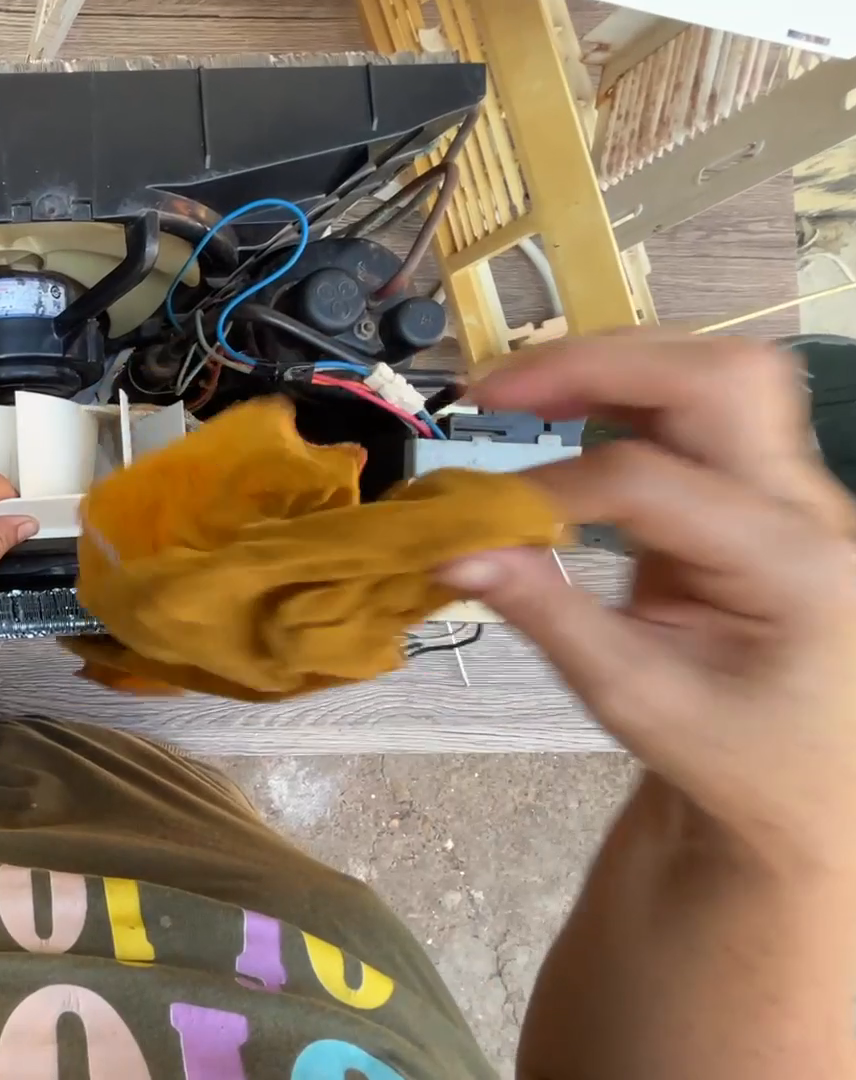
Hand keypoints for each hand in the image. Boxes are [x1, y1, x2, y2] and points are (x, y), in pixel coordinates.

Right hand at [438, 334, 855, 878]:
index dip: (541, 488)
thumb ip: (542, 613)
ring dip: (606, 365)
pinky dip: (617, 391)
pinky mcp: (757, 490)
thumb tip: (448, 552)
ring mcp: (791, 489)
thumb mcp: (630, 693)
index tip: (467, 524)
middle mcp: (809, 505)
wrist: (822, 774)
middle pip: (720, 380)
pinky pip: (695, 409)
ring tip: (510, 391)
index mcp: (793, 565)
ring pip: (715, 374)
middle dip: (594, 367)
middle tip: (487, 393)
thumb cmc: (733, 747)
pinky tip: (555, 409)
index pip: (648, 482)